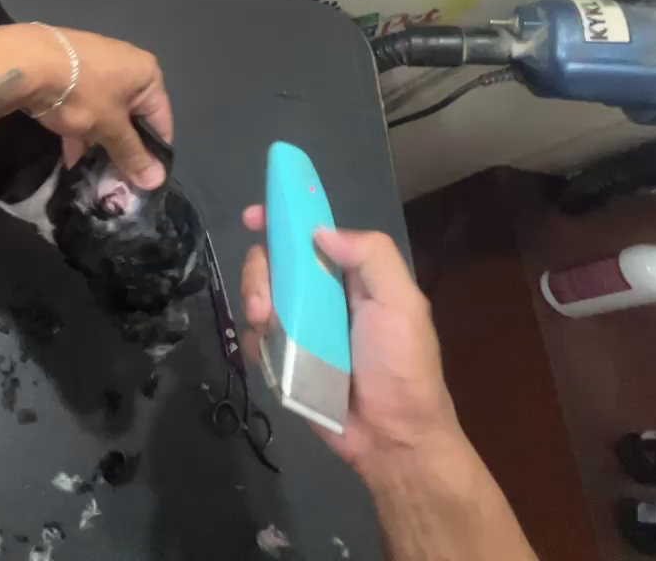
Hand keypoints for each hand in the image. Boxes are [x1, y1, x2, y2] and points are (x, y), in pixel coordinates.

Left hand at [20, 25, 171, 188]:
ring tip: (92, 176)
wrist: (26, 62)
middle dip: (122, 151)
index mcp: (146, 72)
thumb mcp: (110, 128)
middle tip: (115, 181)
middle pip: (131, 117)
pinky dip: (80, 130)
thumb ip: (132, 154)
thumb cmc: (81, 94)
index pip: (160, 120)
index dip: (154, 153)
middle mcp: (124, 64)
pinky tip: (71, 159)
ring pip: (104, 113)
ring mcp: (94, 66)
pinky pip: (82, 106)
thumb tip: (156, 180)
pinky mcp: (67, 71)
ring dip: (98, 144)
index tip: (144, 181)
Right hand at [238, 206, 463, 474]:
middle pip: (270, 260)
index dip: (279, 219)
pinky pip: (252, 334)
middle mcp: (317, 293)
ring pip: (255, 292)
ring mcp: (296, 323)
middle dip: (258, 273)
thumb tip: (319, 230)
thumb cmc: (403, 368)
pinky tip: (273, 356)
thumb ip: (372, 257)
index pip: (306, 233)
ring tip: (270, 329)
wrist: (393, 438)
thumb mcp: (403, 305)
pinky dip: (257, 340)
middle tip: (265, 303)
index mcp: (347, 275)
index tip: (253, 217)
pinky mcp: (281, 354)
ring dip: (254, 305)